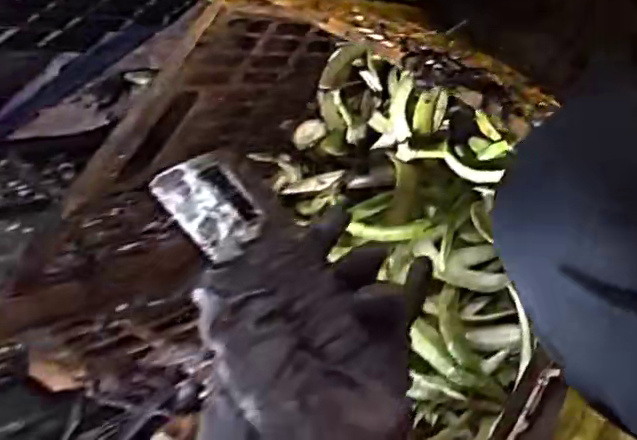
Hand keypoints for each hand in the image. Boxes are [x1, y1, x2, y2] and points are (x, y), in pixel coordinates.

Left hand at [195, 210, 428, 439]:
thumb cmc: (276, 419)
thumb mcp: (249, 371)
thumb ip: (241, 325)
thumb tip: (215, 276)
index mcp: (272, 335)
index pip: (286, 281)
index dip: (303, 247)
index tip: (328, 218)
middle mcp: (312, 332)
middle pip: (331, 281)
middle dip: (343, 254)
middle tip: (355, 227)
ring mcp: (352, 340)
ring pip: (368, 289)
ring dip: (372, 269)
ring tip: (377, 265)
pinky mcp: (388, 350)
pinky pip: (406, 309)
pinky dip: (416, 284)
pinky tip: (421, 267)